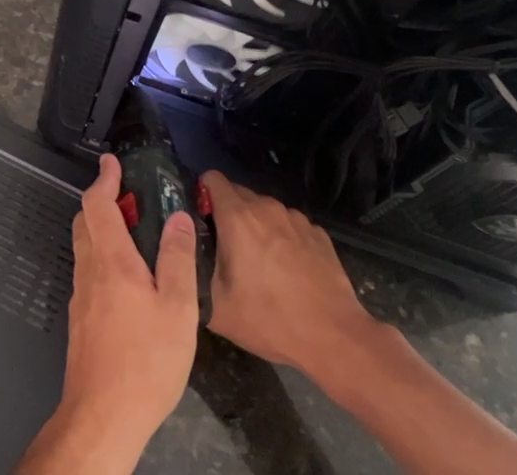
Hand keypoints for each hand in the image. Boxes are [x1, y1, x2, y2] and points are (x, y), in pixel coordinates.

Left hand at [46, 153, 199, 466]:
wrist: (104, 415)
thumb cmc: (146, 361)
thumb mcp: (177, 308)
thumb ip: (177, 259)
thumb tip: (177, 217)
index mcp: (111, 262)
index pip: (97, 205)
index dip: (104, 179)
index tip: (113, 163)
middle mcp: (89, 272)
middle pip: (85, 222)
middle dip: (103, 201)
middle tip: (132, 197)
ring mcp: (81, 297)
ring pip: (85, 248)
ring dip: (104, 229)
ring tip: (137, 233)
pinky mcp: (81, 319)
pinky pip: (90, 272)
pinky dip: (105, 256)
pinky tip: (130, 277)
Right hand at [201, 170, 379, 375]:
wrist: (333, 336)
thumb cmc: (269, 319)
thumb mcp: (216, 307)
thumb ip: (193, 274)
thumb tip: (184, 259)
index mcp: (238, 218)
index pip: (212, 180)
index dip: (201, 194)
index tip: (198, 220)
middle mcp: (267, 208)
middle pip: (238, 195)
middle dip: (226, 215)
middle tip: (223, 250)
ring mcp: (297, 219)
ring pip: (265, 212)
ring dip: (255, 228)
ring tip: (257, 264)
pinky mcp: (319, 234)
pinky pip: (289, 227)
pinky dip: (282, 240)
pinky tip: (287, 272)